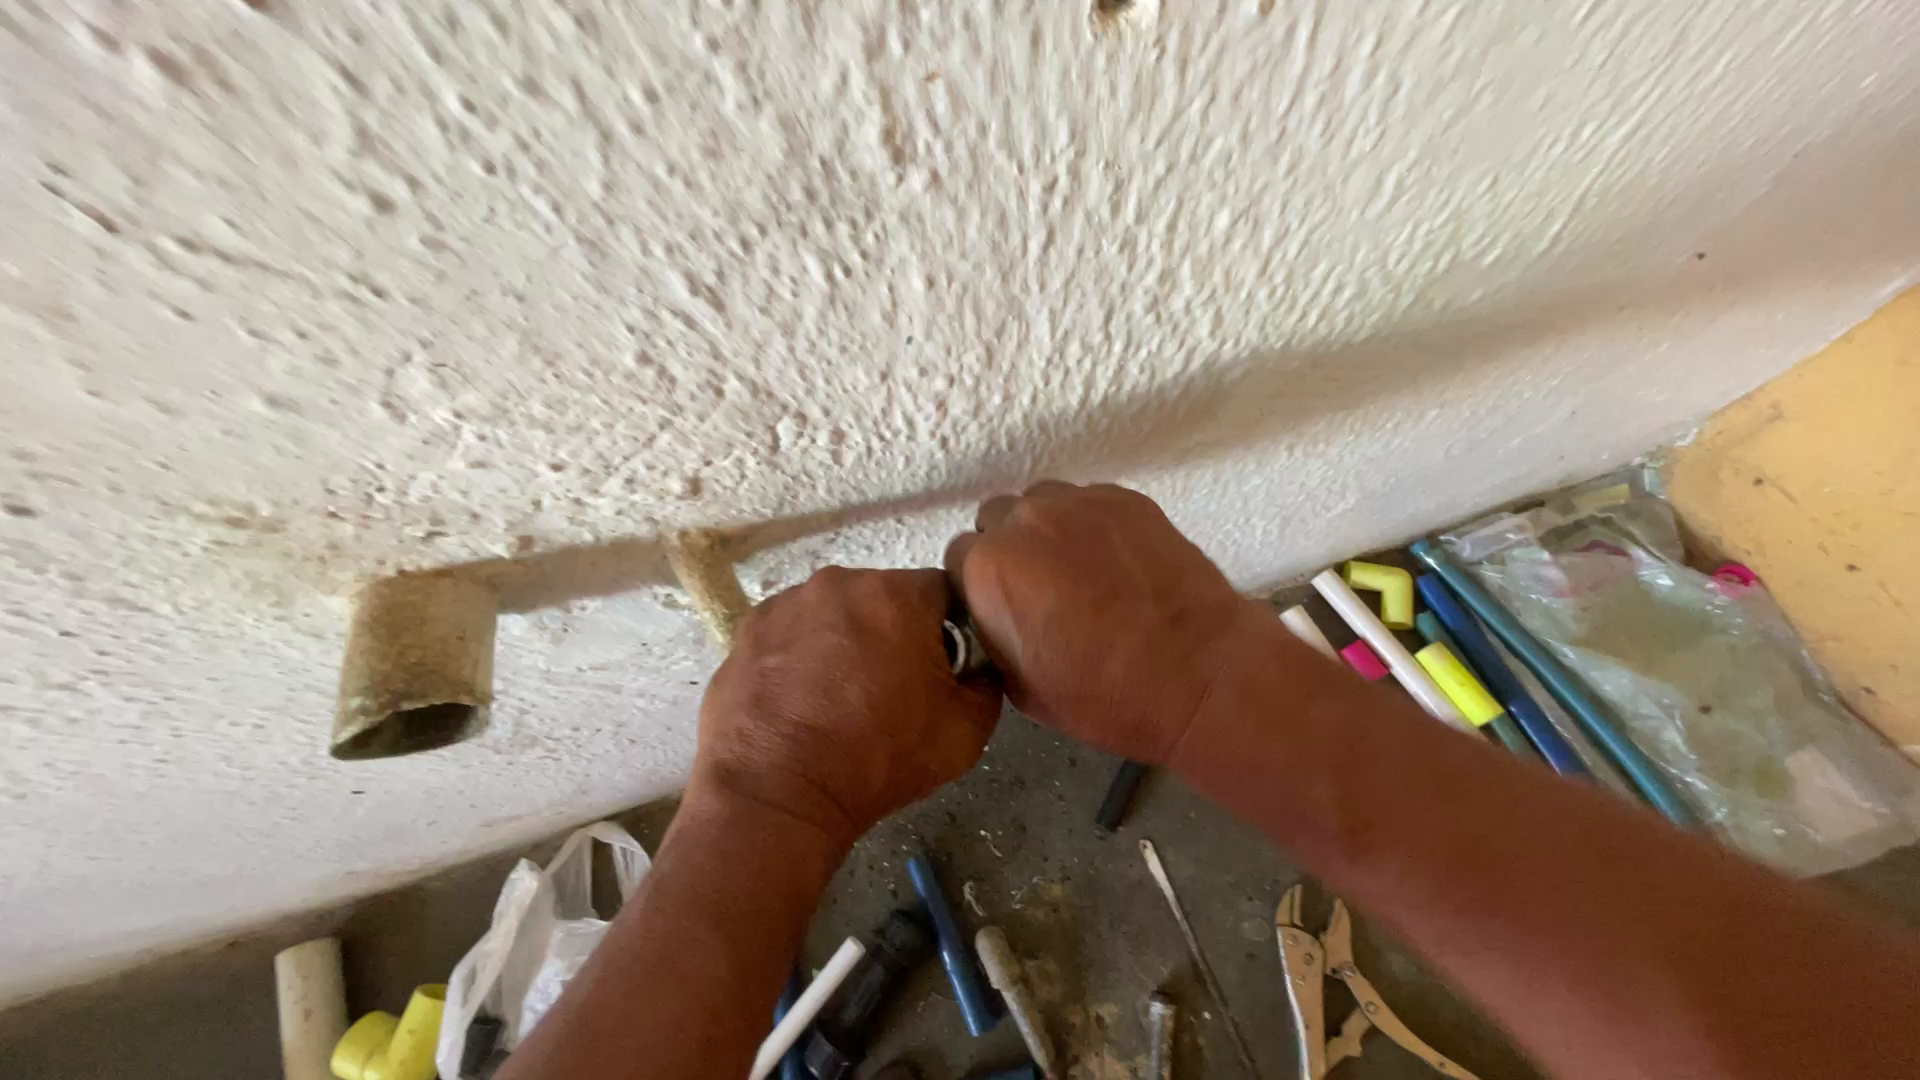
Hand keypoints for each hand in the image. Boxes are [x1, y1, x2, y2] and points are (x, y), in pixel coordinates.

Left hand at [692, 567, 1002, 846]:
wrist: (777, 796)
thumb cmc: (878, 760)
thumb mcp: (965, 733)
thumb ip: (986, 684)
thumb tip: (977, 668)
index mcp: (897, 596)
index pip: (943, 593)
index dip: (948, 630)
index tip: (939, 668)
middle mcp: (840, 583)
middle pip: (884, 598)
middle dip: (894, 632)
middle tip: (889, 687)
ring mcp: (787, 603)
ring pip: (835, 612)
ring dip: (845, 639)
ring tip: (838, 695)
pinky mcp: (750, 629)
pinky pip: (793, 630)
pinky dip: (802, 652)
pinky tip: (800, 696)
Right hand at [945, 481, 1270, 763]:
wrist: (1198, 674)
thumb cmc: (1102, 695)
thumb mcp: (1018, 686)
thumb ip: (991, 633)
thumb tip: (994, 615)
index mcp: (987, 567)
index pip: (959, 558)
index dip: (979, 587)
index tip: (1002, 608)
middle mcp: (1025, 520)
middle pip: (996, 520)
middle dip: (1009, 550)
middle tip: (1040, 589)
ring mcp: (1078, 503)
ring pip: (1041, 504)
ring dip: (1046, 531)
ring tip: (1078, 571)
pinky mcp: (1124, 499)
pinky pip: (1088, 504)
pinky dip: (1091, 527)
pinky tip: (1115, 564)